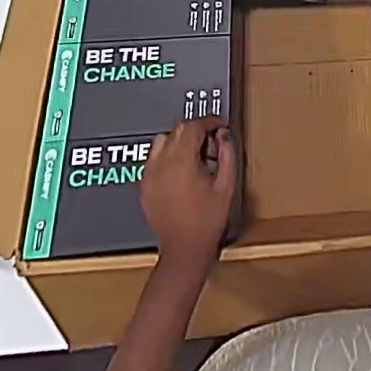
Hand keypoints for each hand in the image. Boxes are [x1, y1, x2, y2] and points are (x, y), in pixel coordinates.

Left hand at [139, 116, 236, 266]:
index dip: (209, 121)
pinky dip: (167, 155)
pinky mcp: (144, 186)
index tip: (220, 125)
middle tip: (212, 140)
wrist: (185, 249)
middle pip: (176, 130)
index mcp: (181, 163)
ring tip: (195, 154)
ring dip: (179, 140)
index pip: (192, 127)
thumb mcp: (226, 185)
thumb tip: (223, 137)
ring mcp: (149, 176)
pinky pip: (153, 159)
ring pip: (161, 141)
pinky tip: (181, 169)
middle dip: (196, 130)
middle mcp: (160, 165)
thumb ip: (227, 155)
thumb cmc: (208, 220)